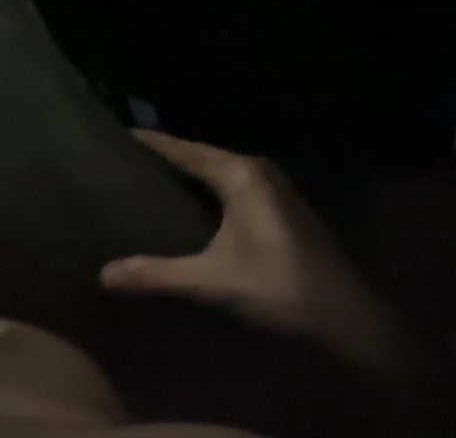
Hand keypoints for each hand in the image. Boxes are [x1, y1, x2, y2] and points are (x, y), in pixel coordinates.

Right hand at [100, 131, 381, 349]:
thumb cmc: (280, 288)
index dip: (148, 142)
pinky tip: (191, 204)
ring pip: (219, 169)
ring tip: (149, 178)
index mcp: (239, 173)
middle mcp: (257, 168)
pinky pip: (234, 182)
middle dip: (165, 157)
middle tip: (124, 160)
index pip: (182, 148)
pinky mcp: (284, 205)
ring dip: (188, 172)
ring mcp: (275, 185)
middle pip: (200, 154)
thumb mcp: (213, 281)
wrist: (352, 321)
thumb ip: (158, 274)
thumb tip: (103, 275)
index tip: (115, 135)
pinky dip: (208, 187)